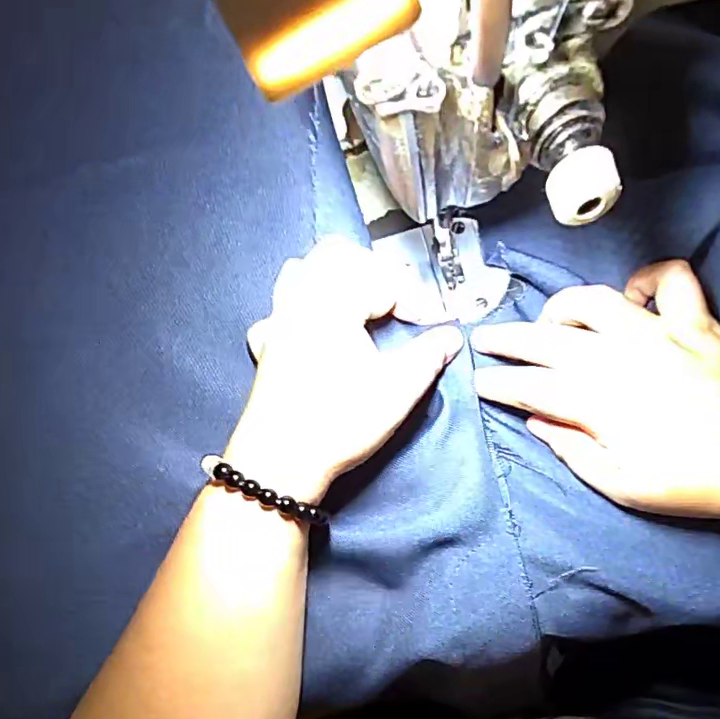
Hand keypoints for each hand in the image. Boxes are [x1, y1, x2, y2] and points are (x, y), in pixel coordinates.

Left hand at [225, 237, 463, 502]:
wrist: (282, 460)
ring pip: (304, 270)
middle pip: (338, 255)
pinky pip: (282, 306)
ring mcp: (279, 321)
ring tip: (364, 308)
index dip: (414, 297)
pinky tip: (319, 329)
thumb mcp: (399, 390)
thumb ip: (429, 355)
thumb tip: (450, 338)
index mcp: (334, 302)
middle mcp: (301, 301)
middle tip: (401, 304)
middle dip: (376, 273)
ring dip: (339, 279)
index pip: (382, 276)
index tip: (429, 323)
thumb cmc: (337, 425)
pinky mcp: (269, 346)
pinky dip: (304, 305)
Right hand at [472, 260, 719, 528]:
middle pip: (550, 339)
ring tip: (550, 321)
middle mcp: (621, 357)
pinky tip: (634, 297)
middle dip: (510, 339)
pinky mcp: (697, 323)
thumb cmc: (692, 483)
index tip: (480, 382)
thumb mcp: (622, 484)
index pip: (533, 386)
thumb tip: (537, 423)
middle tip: (487, 340)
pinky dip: (647, 280)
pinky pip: (670, 281)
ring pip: (597, 300)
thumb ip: (574, 450)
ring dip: (563, 307)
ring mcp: (660, 333)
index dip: (501, 383)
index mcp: (599, 402)